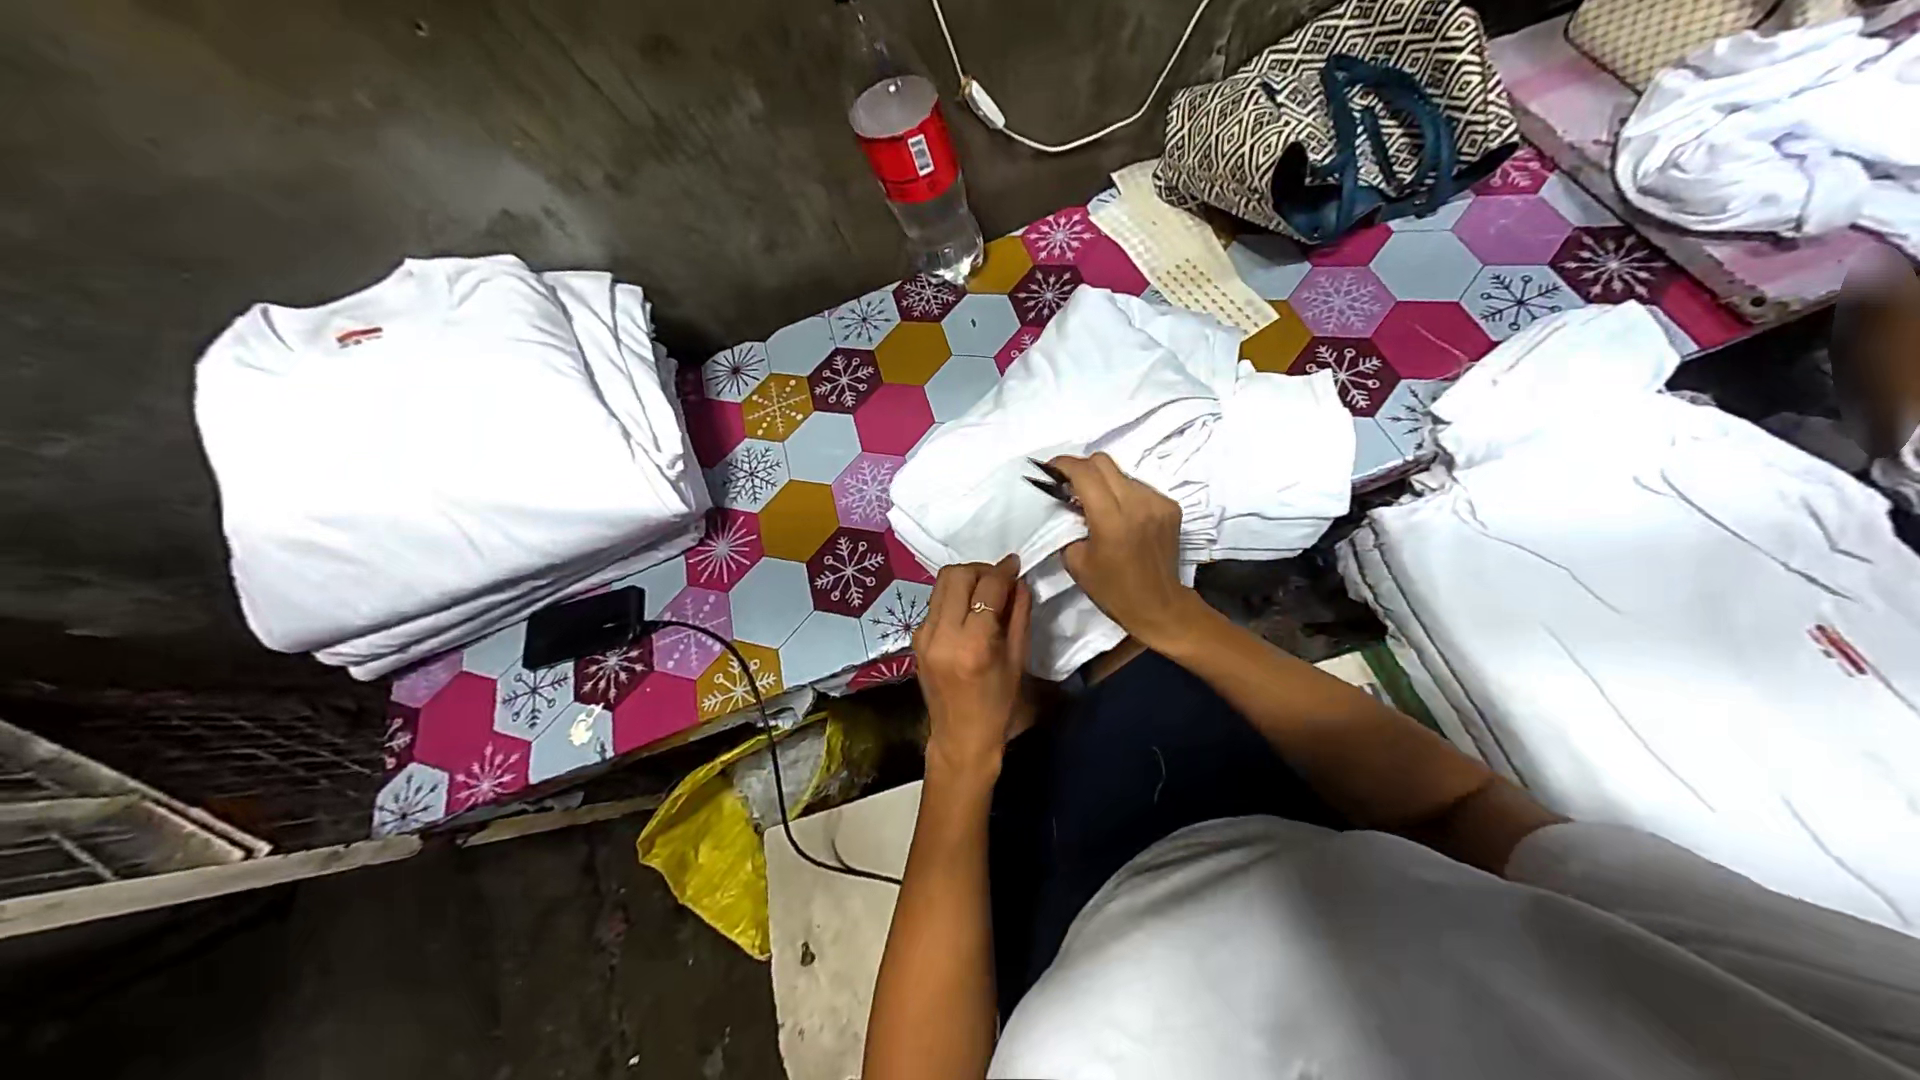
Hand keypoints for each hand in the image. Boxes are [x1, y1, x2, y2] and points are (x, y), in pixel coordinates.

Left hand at [912, 555, 1031, 778]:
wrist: (961, 737)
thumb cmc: (998, 704)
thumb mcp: (1018, 659)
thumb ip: (1019, 615)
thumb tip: (1019, 581)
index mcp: (973, 644)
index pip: (986, 589)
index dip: (1003, 571)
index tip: (1016, 565)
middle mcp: (942, 635)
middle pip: (956, 576)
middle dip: (980, 569)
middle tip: (998, 579)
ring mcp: (923, 636)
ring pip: (941, 584)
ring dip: (965, 579)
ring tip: (985, 592)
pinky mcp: (915, 639)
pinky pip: (935, 603)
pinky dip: (954, 598)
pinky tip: (969, 611)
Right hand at [1048, 453, 1198, 648]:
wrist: (1159, 605)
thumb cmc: (1113, 589)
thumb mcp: (1076, 561)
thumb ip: (1069, 527)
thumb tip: (1068, 506)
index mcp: (1111, 519)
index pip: (1084, 473)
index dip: (1063, 465)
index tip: (1050, 469)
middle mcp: (1137, 503)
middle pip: (1103, 462)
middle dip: (1081, 468)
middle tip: (1069, 484)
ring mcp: (1157, 503)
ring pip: (1122, 473)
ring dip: (1104, 482)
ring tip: (1096, 503)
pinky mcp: (1170, 507)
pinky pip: (1140, 487)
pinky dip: (1124, 494)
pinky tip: (1121, 514)